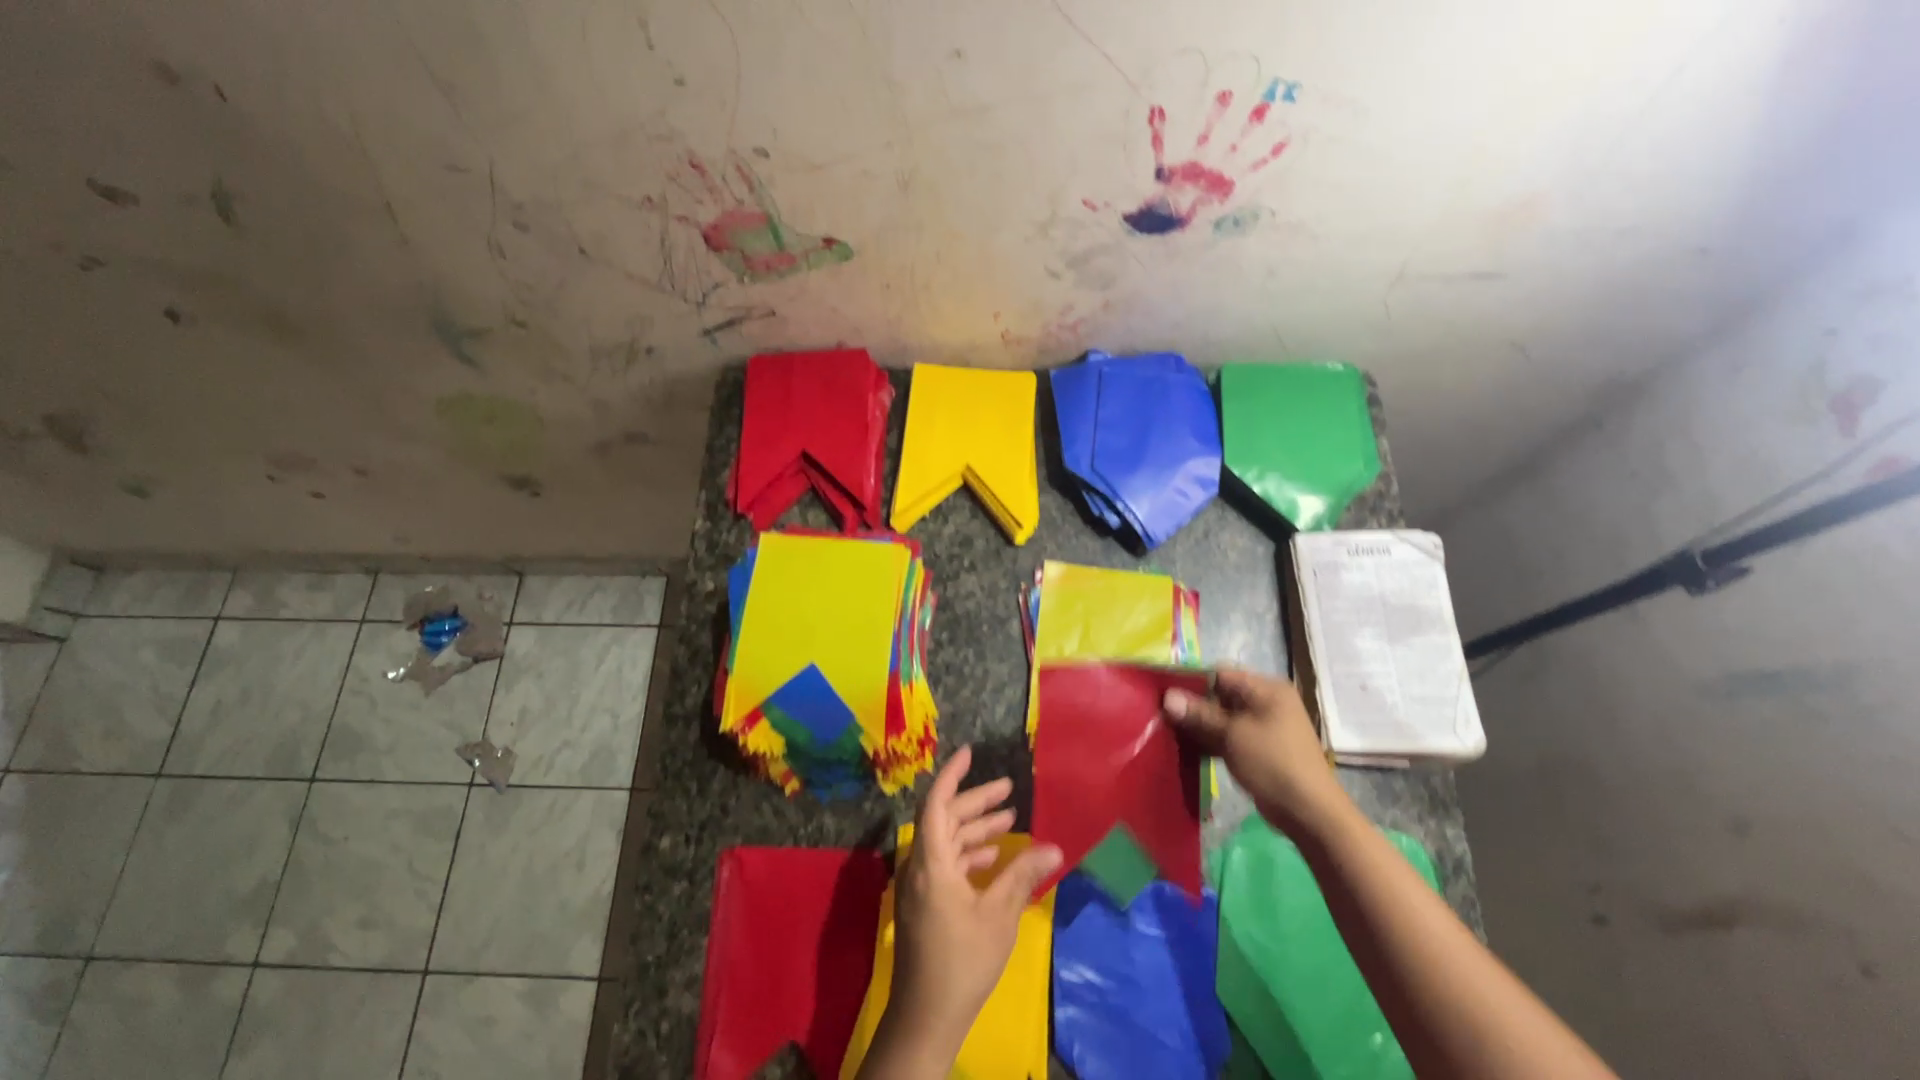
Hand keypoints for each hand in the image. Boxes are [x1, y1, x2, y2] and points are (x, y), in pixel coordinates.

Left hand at [877, 746, 1061, 1068]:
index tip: (970, 753)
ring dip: (975, 830)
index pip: (937, 804)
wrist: (927, 1014)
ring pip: (946, 843)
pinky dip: (968, 855)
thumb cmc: (963, 959)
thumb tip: (1054, 848)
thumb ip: (1023, 875)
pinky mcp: (924, 905)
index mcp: (931, 862)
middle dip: (976, 803)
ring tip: (1009, 820)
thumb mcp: (999, 915)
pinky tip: (993, 858)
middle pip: (945, 821)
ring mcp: (919, 887)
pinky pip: (945, 864)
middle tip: (1009, 790)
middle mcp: (919, 867)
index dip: (953, 776)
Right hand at [1163, 667, 1346, 834]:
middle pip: (1221, 696)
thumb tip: (1168, 696)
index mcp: (1267, 689)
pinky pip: (1229, 737)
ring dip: (1199, 726)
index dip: (1191, 682)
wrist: (1308, 811)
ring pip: (1222, 719)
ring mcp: (1263, 727)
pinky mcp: (1259, 749)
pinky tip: (1187, 750)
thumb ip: (1200, 714)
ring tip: (1168, 733)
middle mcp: (1266, 703)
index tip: (1163, 694)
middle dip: (1193, 706)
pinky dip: (1211, 742)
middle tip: (1161, 716)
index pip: (1221, 674)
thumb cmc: (1273, 763)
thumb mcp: (1233, 735)